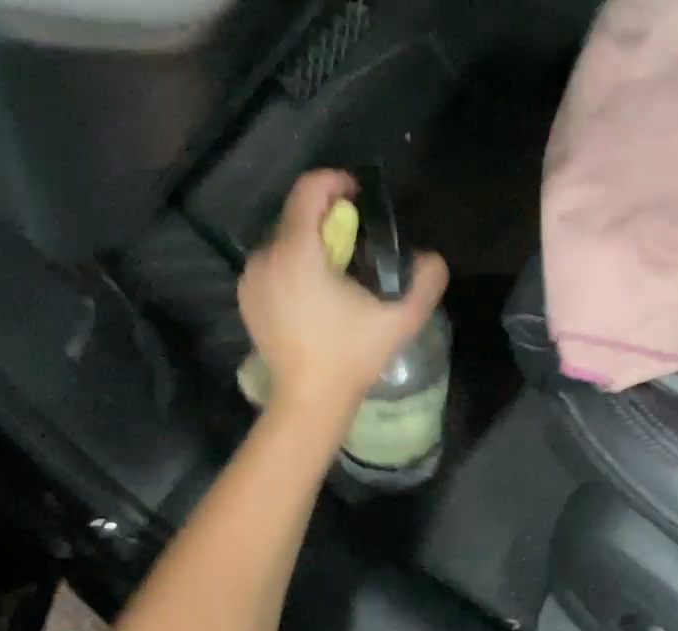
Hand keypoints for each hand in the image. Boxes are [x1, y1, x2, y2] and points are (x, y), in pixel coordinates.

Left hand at [238, 170, 447, 419]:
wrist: (308, 401)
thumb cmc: (351, 357)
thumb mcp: (399, 319)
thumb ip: (425, 280)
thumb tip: (431, 258)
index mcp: (297, 252)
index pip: (309, 189)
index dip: (335, 182)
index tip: (357, 196)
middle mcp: (266, 257)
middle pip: (296, 215)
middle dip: (326, 219)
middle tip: (355, 243)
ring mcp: (251, 280)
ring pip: (283, 241)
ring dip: (309, 244)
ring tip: (335, 272)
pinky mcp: (246, 300)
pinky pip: (271, 266)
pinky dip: (292, 267)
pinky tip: (314, 294)